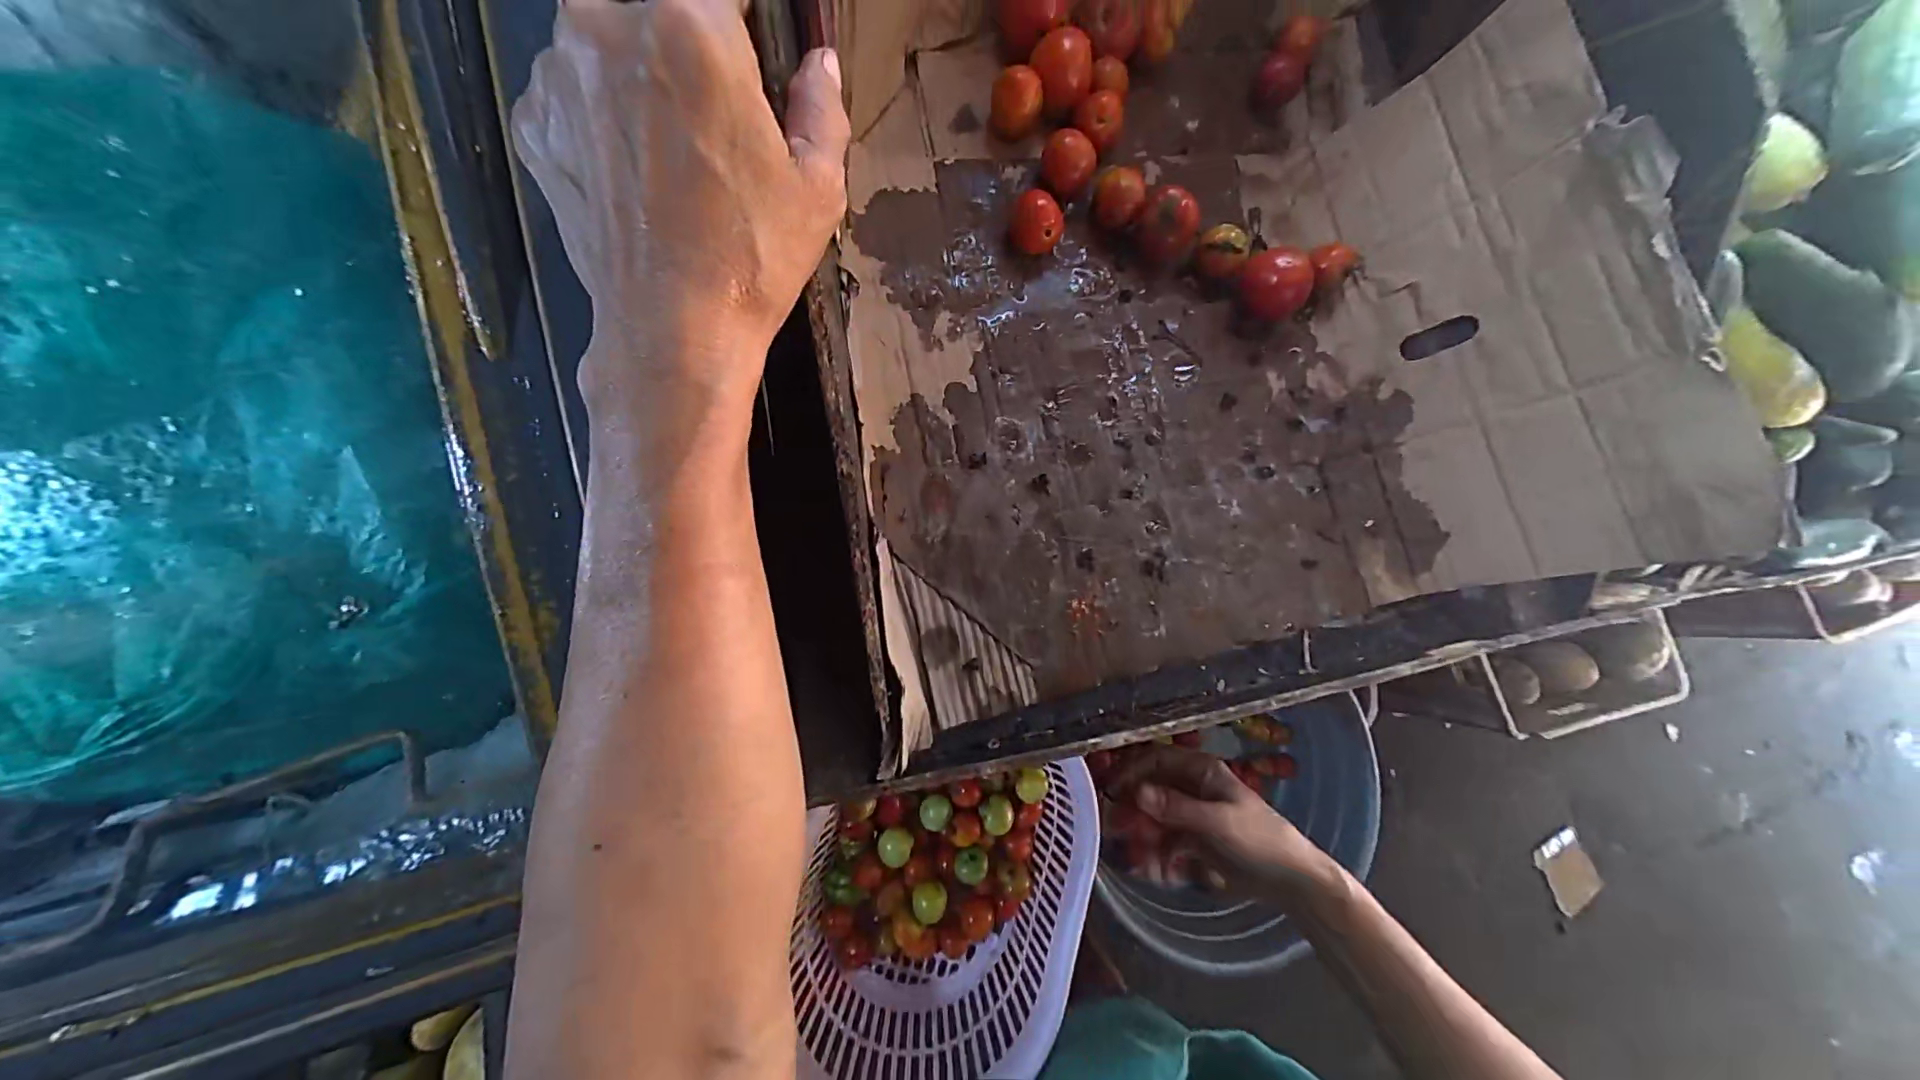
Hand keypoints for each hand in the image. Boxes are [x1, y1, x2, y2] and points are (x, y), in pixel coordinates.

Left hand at [511, 0, 849, 426]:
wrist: (673, 329)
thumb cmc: (755, 257)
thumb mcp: (818, 188)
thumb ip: (821, 108)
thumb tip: (819, 63)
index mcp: (690, 26)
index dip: (740, 18)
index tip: (750, 53)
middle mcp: (605, 23)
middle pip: (652, 3)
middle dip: (684, 37)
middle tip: (712, 100)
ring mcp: (557, 75)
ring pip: (601, 33)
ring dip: (637, 64)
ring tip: (670, 141)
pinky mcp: (533, 125)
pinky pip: (570, 89)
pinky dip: (600, 111)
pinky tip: (633, 171)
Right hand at [1107, 745, 1346, 907]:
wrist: (1293, 882)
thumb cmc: (1260, 840)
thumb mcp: (1217, 822)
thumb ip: (1176, 807)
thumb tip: (1136, 792)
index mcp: (1201, 772)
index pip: (1156, 759)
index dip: (1132, 771)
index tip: (1112, 790)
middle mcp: (1193, 788)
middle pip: (1151, 790)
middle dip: (1132, 810)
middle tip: (1114, 829)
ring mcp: (1193, 815)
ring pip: (1155, 819)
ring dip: (1143, 837)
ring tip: (1136, 860)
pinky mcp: (1195, 841)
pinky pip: (1166, 843)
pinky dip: (1158, 855)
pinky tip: (1155, 873)